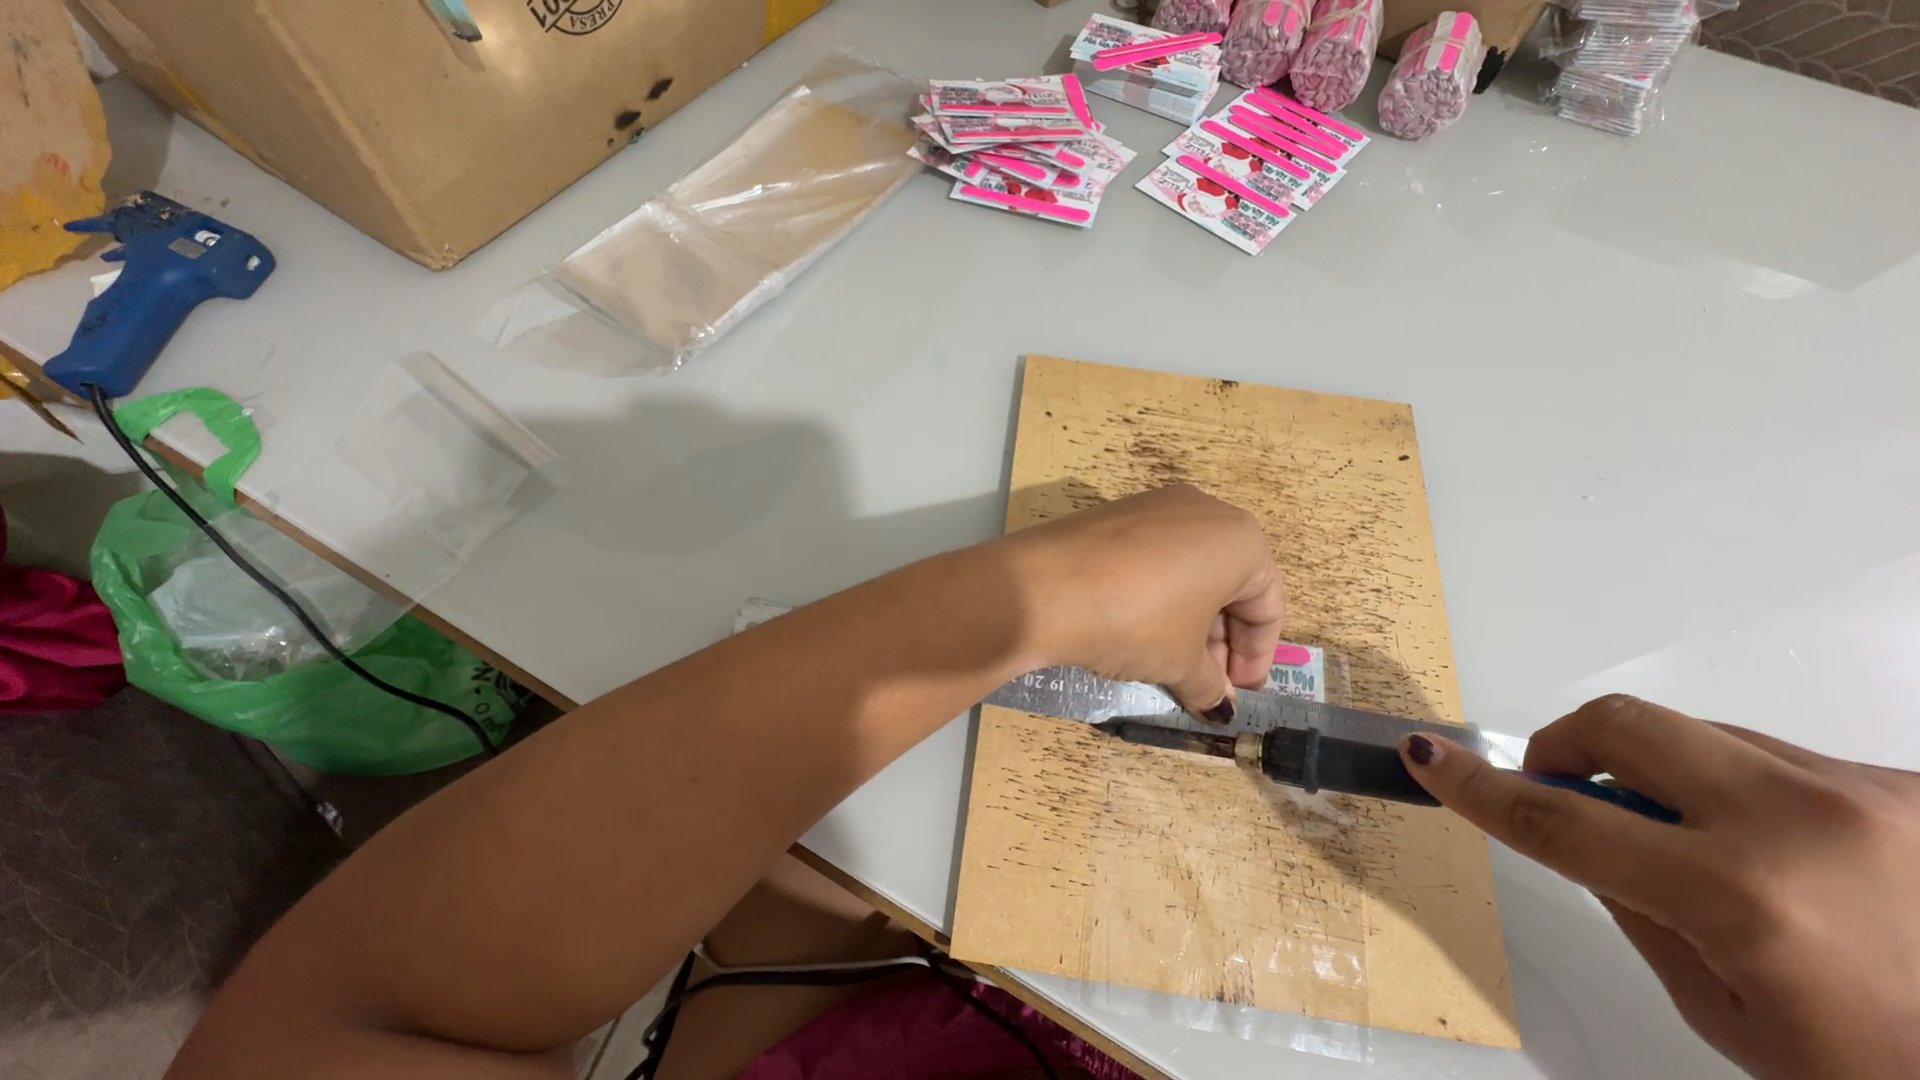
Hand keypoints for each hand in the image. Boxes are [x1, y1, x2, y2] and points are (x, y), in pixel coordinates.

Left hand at [1001, 484, 1286, 719]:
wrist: (1039, 588)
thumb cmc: (1134, 621)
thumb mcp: (1180, 661)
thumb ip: (1210, 684)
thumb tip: (1219, 705)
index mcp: (1240, 539)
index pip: (1268, 606)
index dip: (1258, 658)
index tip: (1239, 694)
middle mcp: (1204, 510)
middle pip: (1230, 585)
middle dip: (1221, 641)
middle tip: (1206, 686)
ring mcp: (1155, 507)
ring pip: (1191, 572)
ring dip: (1190, 622)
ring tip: (1171, 667)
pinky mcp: (1114, 515)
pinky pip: (1154, 560)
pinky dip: (1158, 597)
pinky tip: (1138, 634)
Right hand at [1398, 695, 1919, 1079]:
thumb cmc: (1874, 1072)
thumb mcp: (1728, 1017)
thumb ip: (1637, 908)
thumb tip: (1592, 831)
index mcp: (1743, 898)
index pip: (1560, 820)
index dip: (1480, 786)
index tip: (1429, 754)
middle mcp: (1804, 821)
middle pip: (1624, 725)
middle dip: (1567, 748)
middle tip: (1568, 793)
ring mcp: (1870, 793)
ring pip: (1702, 735)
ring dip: (1663, 775)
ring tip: (1704, 846)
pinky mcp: (1912, 785)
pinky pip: (1779, 758)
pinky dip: (1741, 791)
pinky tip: (1796, 859)